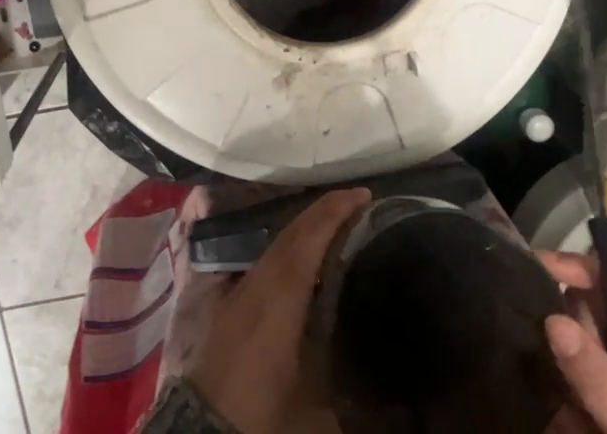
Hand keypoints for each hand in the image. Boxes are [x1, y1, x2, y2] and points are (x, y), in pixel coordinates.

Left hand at [189, 187, 371, 432]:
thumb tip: (405, 406)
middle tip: (356, 202)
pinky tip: (304, 262)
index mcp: (277, 299)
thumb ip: (359, 397)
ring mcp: (239, 294)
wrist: (201, 431)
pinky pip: (266, 262)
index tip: (362, 194)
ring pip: (275, 247)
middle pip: (289, 236)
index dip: (333, 212)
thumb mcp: (315, 406)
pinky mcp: (231, 307)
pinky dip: (290, 249)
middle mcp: (256, 285)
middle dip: (322, 212)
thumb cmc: (261, 413)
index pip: (307, 240)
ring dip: (305, 229)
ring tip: (336, 224)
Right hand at [536, 252, 606, 433]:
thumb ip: (600, 383)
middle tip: (538, 331)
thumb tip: (553, 320)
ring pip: (585, 314)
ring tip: (550, 369)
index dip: (591, 267)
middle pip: (605, 293)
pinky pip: (579, 342)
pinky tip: (550, 372)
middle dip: (569, 305)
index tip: (541, 265)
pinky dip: (560, 351)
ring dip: (561, 331)